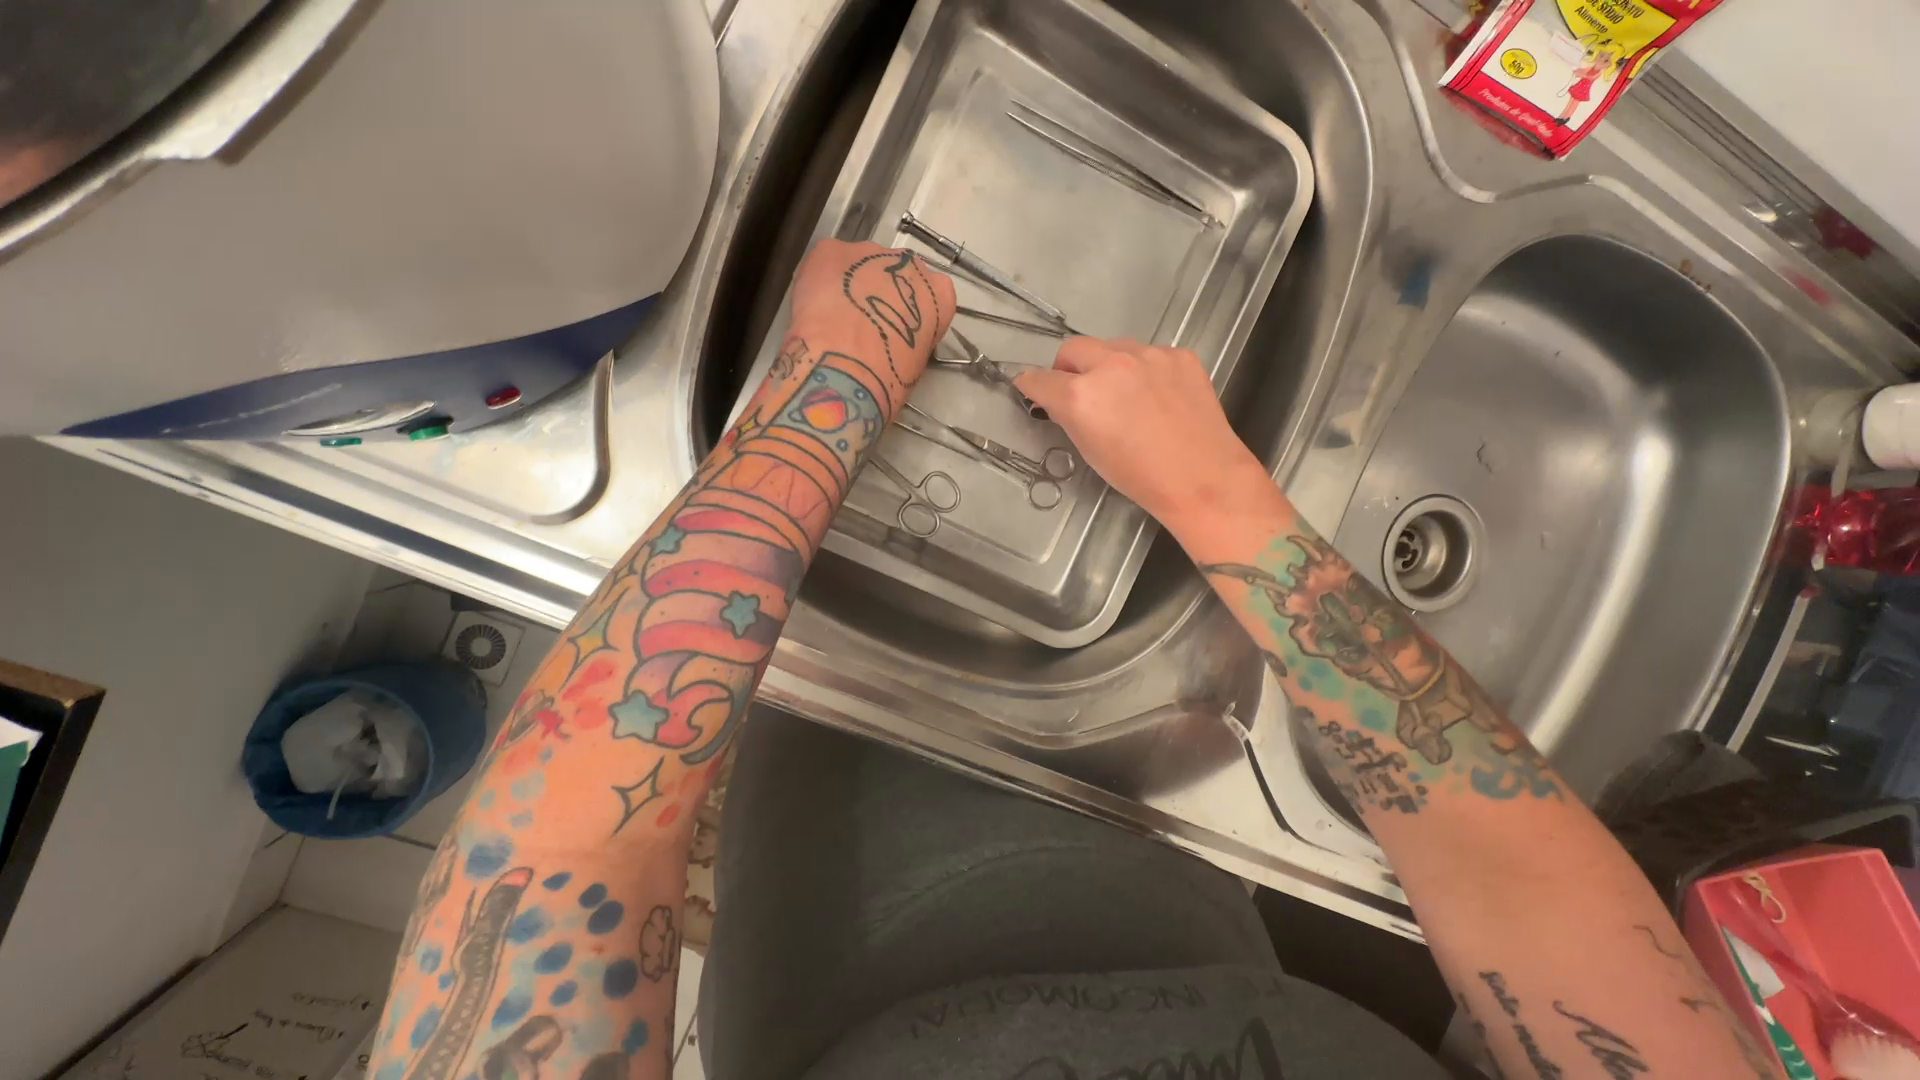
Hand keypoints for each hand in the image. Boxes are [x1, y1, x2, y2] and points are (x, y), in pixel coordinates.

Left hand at [787, 239, 955, 395]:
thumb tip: (892, 339)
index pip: (925, 295)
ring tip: (831, 319)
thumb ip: (910, 336)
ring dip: (848, 285)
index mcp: (938, 294)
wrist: (848, 366)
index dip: (905, 312)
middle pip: (892, 273)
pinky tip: (812, 309)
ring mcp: (870, 252)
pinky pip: (825, 262)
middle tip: (860, 324)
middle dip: (876, 293)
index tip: (892, 329)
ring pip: (857, 265)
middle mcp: (909, 263)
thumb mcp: (916, 360)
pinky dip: (817, 281)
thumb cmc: (889, 376)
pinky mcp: (831, 250)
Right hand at [1015, 337, 1272, 525]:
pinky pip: (1150, 353)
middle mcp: (1112, 365)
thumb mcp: (1090, 450)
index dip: (1031, 384)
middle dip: (1068, 367)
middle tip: (1077, 389)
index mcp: (1082, 394)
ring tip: (1124, 395)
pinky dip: (1145, 370)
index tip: (1031, 386)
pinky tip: (1157, 397)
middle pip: (1073, 348)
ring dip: (1108, 364)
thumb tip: (1059, 400)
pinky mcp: (1179, 355)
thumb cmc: (1140, 475)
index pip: (1040, 378)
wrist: (1202, 477)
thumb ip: (1069, 416)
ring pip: (1113, 347)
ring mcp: (1149, 355)